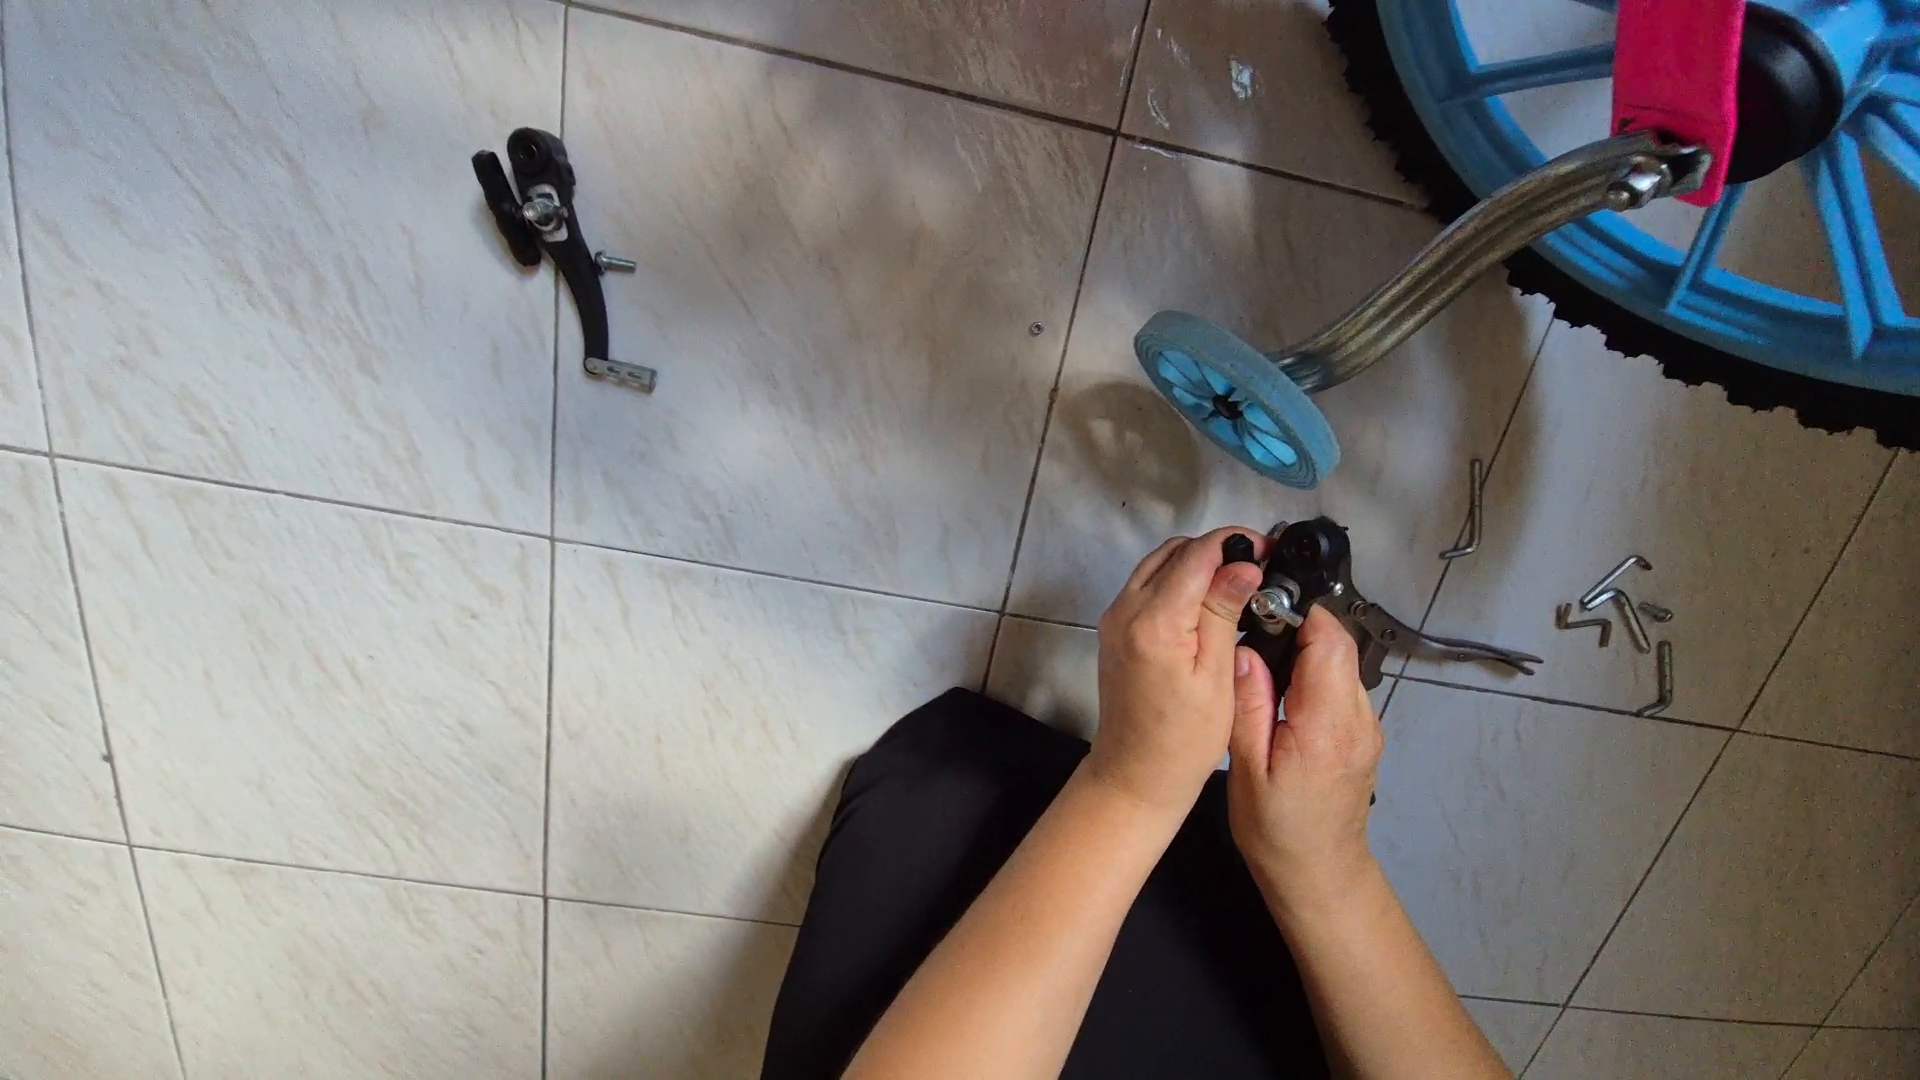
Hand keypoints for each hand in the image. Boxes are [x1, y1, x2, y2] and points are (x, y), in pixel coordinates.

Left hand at [1086, 528, 1268, 816]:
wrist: (1134, 772)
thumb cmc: (1183, 738)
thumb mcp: (1217, 676)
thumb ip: (1223, 612)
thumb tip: (1244, 565)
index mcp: (1153, 621)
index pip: (1195, 556)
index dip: (1233, 544)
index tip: (1266, 549)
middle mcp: (1124, 610)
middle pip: (1172, 552)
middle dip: (1215, 550)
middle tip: (1255, 568)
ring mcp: (1114, 618)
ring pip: (1156, 565)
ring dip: (1193, 563)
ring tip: (1234, 583)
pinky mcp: (1113, 629)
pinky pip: (1144, 586)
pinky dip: (1174, 581)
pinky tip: (1204, 601)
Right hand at [1227, 604, 1383, 912]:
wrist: (1319, 872)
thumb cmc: (1276, 827)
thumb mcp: (1247, 767)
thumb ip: (1248, 704)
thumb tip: (1244, 651)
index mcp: (1328, 724)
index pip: (1330, 643)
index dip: (1301, 615)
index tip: (1263, 607)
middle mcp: (1359, 720)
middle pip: (1339, 647)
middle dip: (1299, 628)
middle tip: (1252, 629)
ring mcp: (1367, 727)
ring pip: (1341, 664)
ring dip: (1305, 651)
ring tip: (1261, 660)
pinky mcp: (1363, 734)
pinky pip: (1341, 686)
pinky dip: (1313, 675)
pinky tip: (1280, 689)